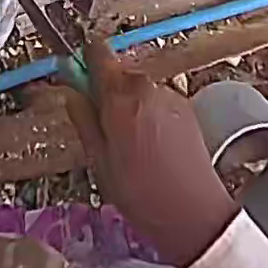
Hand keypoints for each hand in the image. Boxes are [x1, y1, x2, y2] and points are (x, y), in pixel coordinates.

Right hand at [65, 38, 238, 266]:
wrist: (196, 215)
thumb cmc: (139, 191)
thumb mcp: (98, 161)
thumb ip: (83, 119)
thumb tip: (71, 93)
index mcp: (119, 93)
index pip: (97, 51)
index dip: (86, 62)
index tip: (81, 83)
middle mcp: (145, 84)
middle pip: (118, 71)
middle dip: (109, 91)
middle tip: (107, 128)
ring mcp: (168, 93)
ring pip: (138, 87)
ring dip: (131, 103)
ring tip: (134, 142)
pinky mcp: (186, 106)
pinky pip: (157, 99)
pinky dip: (151, 112)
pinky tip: (155, 144)